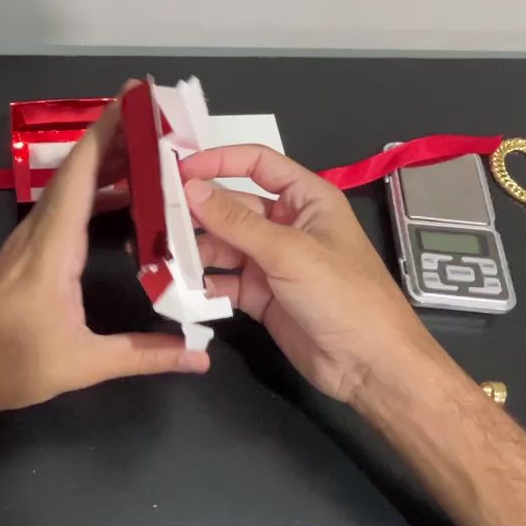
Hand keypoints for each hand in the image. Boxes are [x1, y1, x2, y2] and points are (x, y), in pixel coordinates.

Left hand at [0, 86, 209, 430]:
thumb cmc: (9, 364)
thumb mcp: (82, 363)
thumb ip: (142, 356)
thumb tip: (199, 356)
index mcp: (52, 246)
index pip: (82, 171)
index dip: (109, 128)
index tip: (136, 94)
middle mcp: (37, 233)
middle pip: (77, 172)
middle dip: (117, 138)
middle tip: (161, 119)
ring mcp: (25, 243)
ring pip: (67, 191)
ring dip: (105, 167)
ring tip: (149, 153)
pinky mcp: (21, 257)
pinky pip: (60, 211)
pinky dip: (90, 195)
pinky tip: (116, 202)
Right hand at [178, 145, 451, 404]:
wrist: (369, 364)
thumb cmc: (342, 295)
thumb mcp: (287, 252)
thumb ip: (235, 221)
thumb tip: (190, 187)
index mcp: (306, 199)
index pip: (257, 164)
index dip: (219, 161)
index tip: (179, 171)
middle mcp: (286, 225)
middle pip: (232, 206)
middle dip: (197, 212)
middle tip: (156, 219)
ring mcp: (272, 262)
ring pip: (223, 245)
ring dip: (194, 250)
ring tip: (161, 257)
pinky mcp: (260, 296)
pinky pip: (223, 281)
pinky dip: (203, 284)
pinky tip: (180, 287)